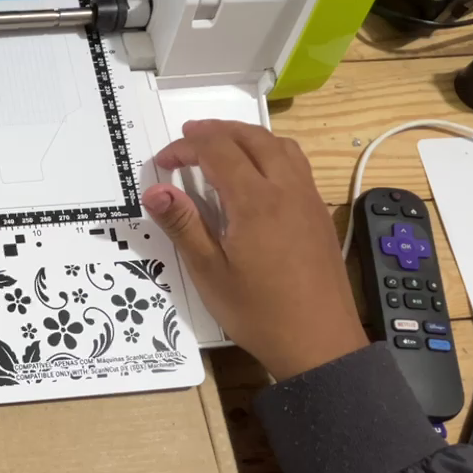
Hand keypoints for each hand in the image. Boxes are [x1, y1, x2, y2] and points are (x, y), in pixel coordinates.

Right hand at [141, 120, 366, 379]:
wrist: (317, 340)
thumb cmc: (257, 311)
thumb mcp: (209, 272)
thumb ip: (183, 225)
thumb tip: (154, 191)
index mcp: (255, 201)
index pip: (217, 152)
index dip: (186, 148)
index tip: (162, 163)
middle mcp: (286, 189)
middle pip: (252, 138)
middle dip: (216, 131)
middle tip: (187, 137)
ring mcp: (307, 199)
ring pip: (280, 146)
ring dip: (247, 136)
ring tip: (221, 145)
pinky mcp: (318, 214)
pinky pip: (295, 164)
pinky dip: (270, 152)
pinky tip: (256, 173)